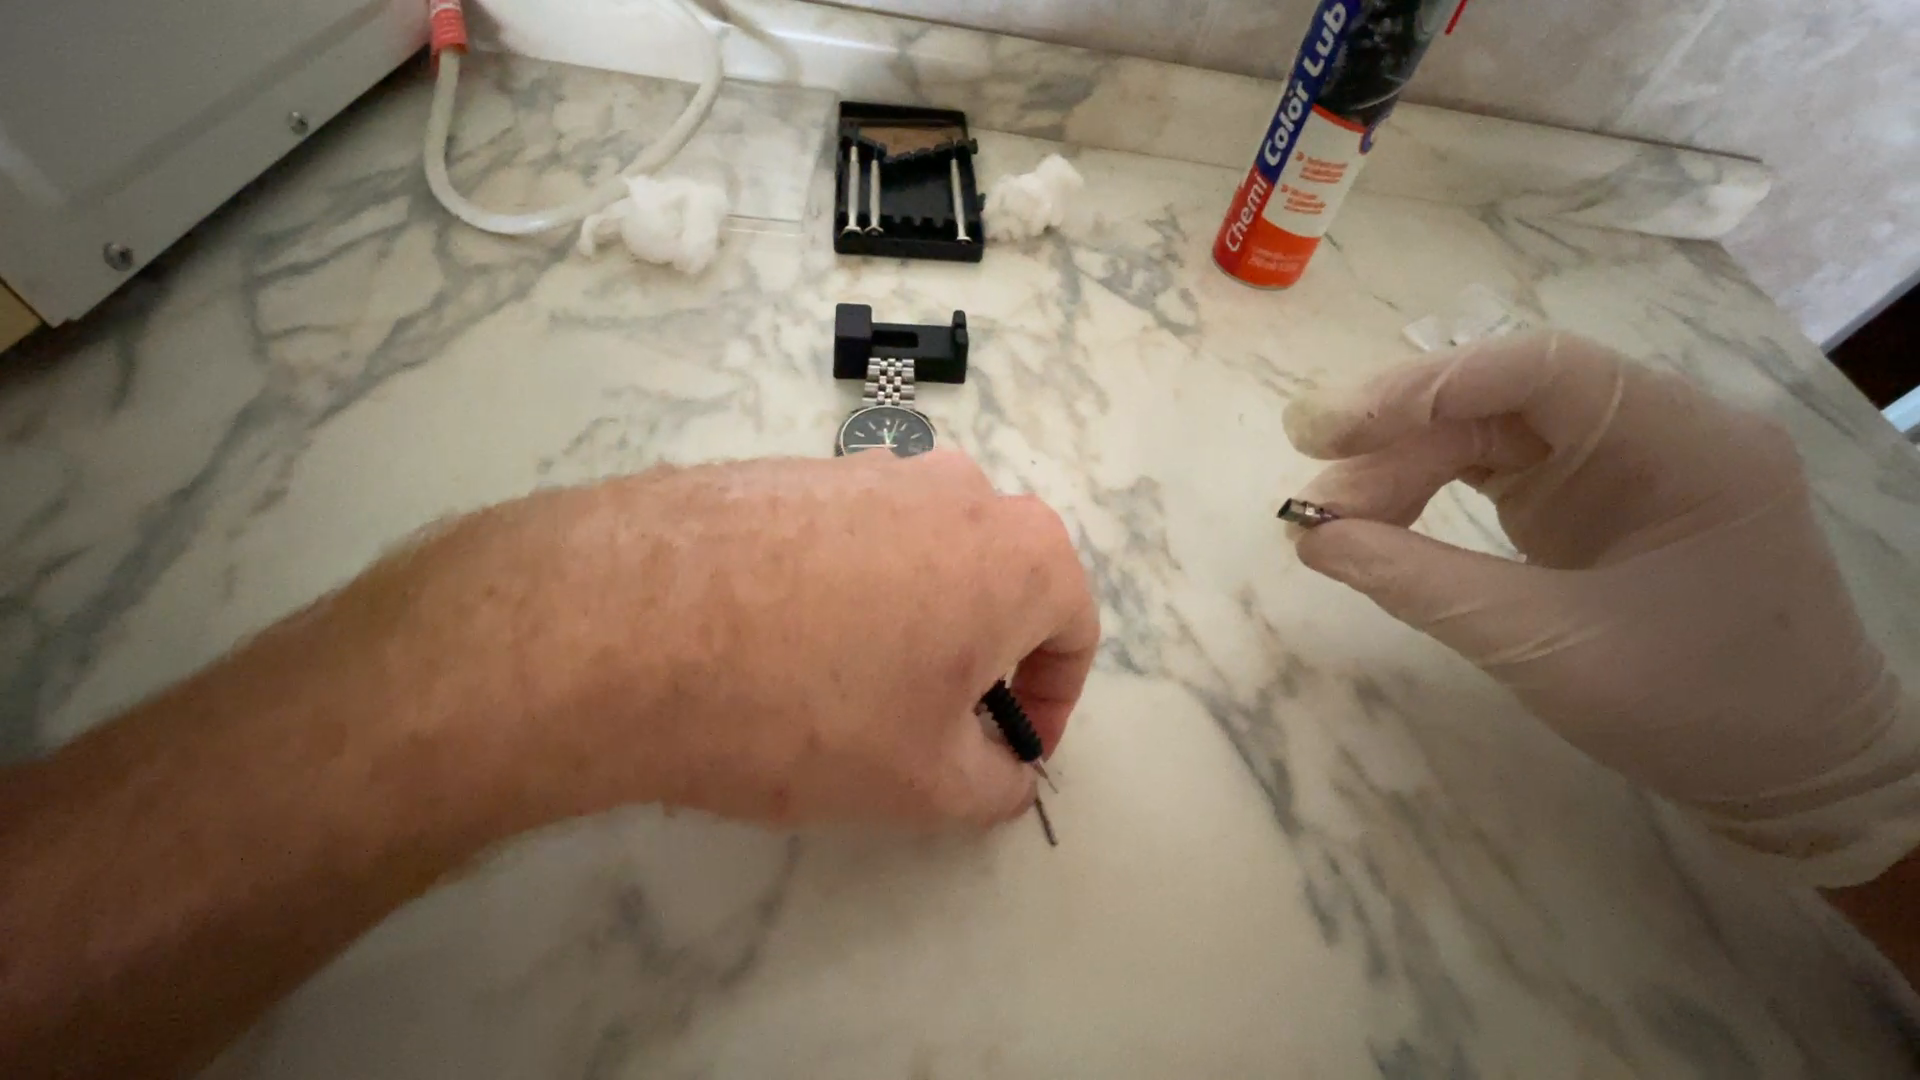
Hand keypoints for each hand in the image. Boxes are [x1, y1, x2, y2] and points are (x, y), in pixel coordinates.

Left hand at [387, 451, 1097, 832]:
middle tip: (932, 725)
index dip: (1050, 704)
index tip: (1006, 750)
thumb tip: (1009, 772)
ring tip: (850, 688)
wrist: (625, 624)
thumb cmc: (810, 708)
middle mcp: (959, 490)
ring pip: (928, 558)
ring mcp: (872, 468)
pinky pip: (856, 537)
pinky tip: (788, 640)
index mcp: (1019, 552)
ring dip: (917, 624)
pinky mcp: (798, 469)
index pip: (1075, 631)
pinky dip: (852, 590)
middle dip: (984, 662)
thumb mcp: (926, 783)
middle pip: (1003, 586)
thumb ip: (998, 784)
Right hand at [1282, 332, 1915, 886]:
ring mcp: (1612, 461)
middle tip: (1311, 496)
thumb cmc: (1694, 708)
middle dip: (1391, 440)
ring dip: (1395, 469)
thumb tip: (1310, 537)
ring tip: (1328, 522)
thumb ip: (1419, 582)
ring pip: (1477, 431)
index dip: (1422, 389)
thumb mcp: (1543, 646)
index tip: (1327, 434)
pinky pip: (1482, 469)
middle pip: (1492, 400)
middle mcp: (1649, 430)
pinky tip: (1375, 523)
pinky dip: (1418, 491)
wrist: (1789, 772)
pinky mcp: (1579, 496)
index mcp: (1682, 443)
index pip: (1538, 369)